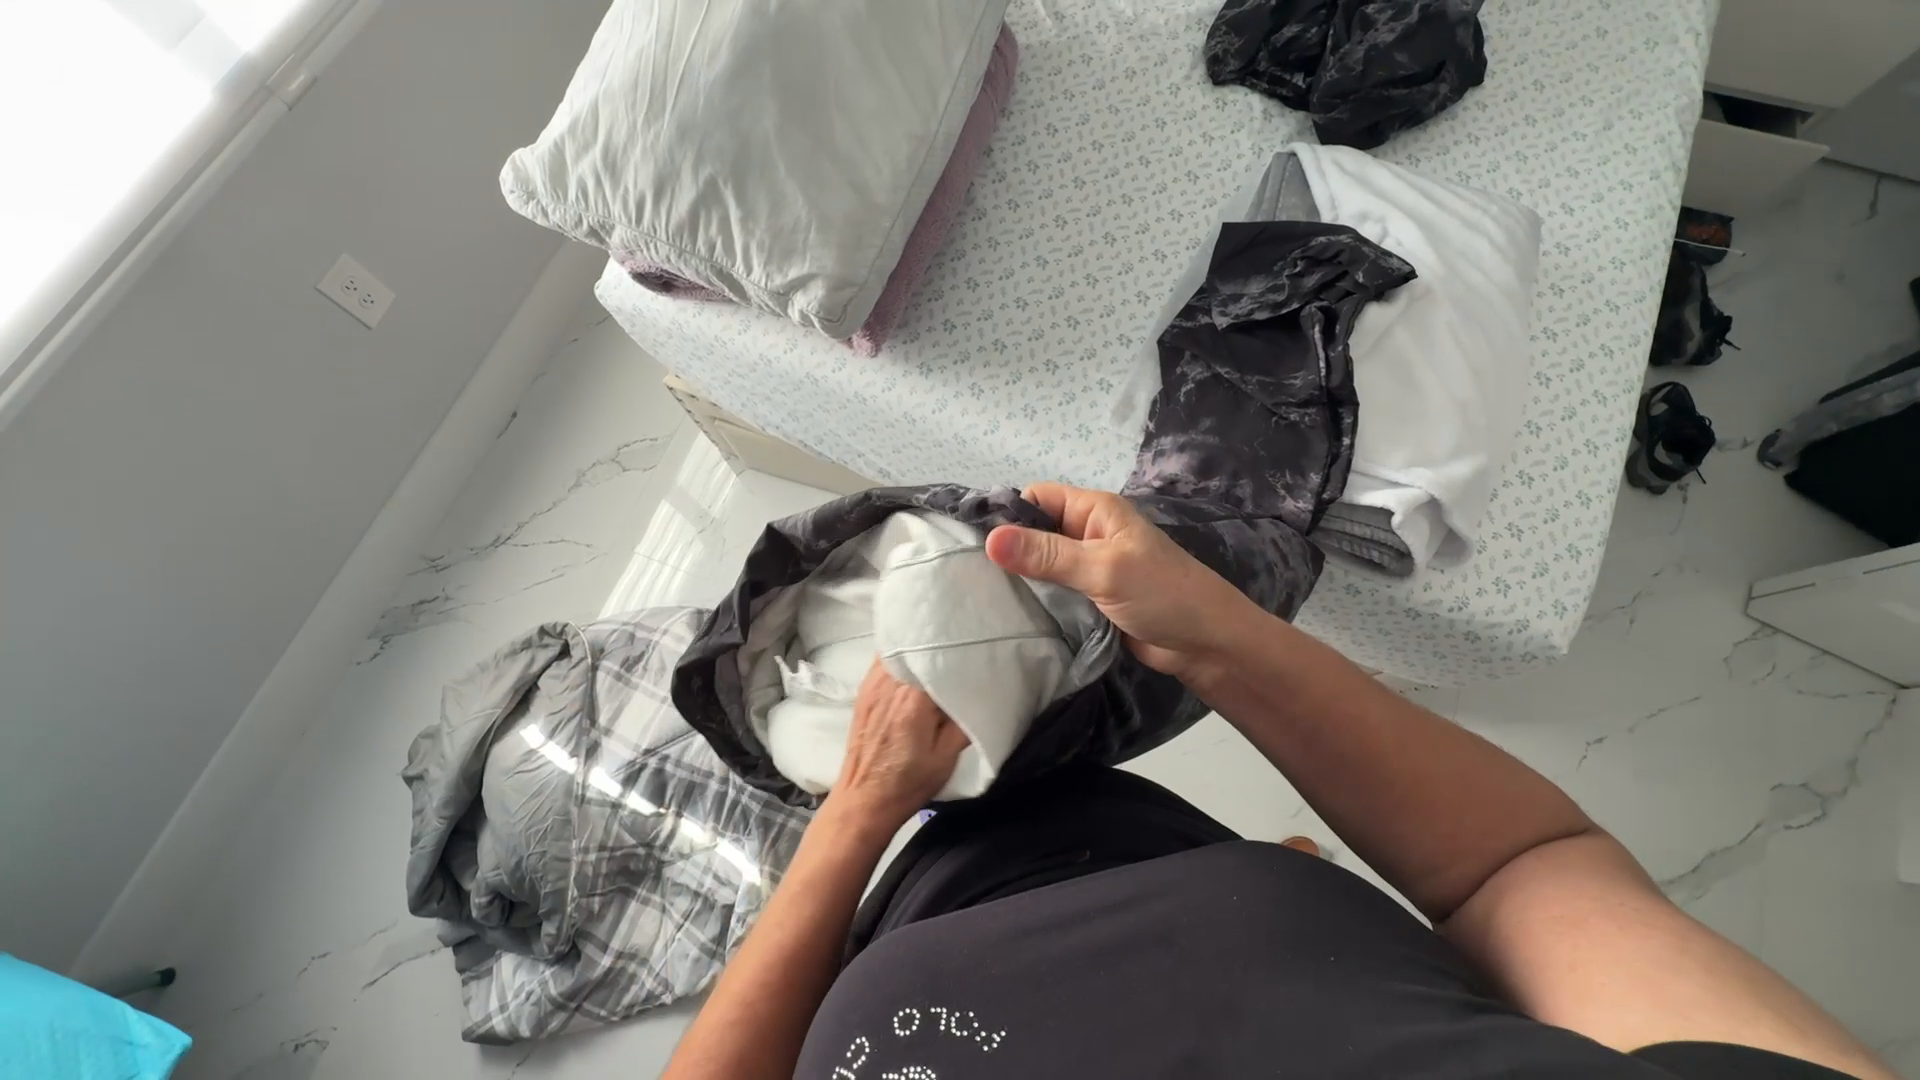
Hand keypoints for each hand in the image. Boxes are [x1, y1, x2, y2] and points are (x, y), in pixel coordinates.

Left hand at [828, 661, 969, 827]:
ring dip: (920, 650)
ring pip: (901, 650)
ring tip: (939, 656)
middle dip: (940, 648)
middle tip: (961, 652)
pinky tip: (914, 665)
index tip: (974, 655)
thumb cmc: (907, 783)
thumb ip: (963, 720)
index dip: (958, 654)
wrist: (865, 799)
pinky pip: (885, 660)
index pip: (940, 659)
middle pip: (920, 649)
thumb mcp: (946, 757)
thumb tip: (977, 693)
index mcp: (914, 699)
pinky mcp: (864, 690)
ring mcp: (873, 684)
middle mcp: (890, 684)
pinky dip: (901, 657)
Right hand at [984, 483, 1258, 679]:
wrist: (1205, 645)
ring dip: (1019, 580)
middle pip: (1034, 533)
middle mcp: (1087, 534)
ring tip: (978, 597)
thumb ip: (1047, 555)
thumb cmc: (1162, 594)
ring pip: (1040, 567)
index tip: (970, 542)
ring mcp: (1088, 569)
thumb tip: (989, 539)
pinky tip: (1008, 615)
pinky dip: (1035, 602)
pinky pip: (1052, 594)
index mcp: (1094, 511)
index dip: (1006, 514)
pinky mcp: (1088, 600)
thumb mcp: (1103, 568)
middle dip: (1007, 551)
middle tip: (966, 576)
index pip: (1036, 498)